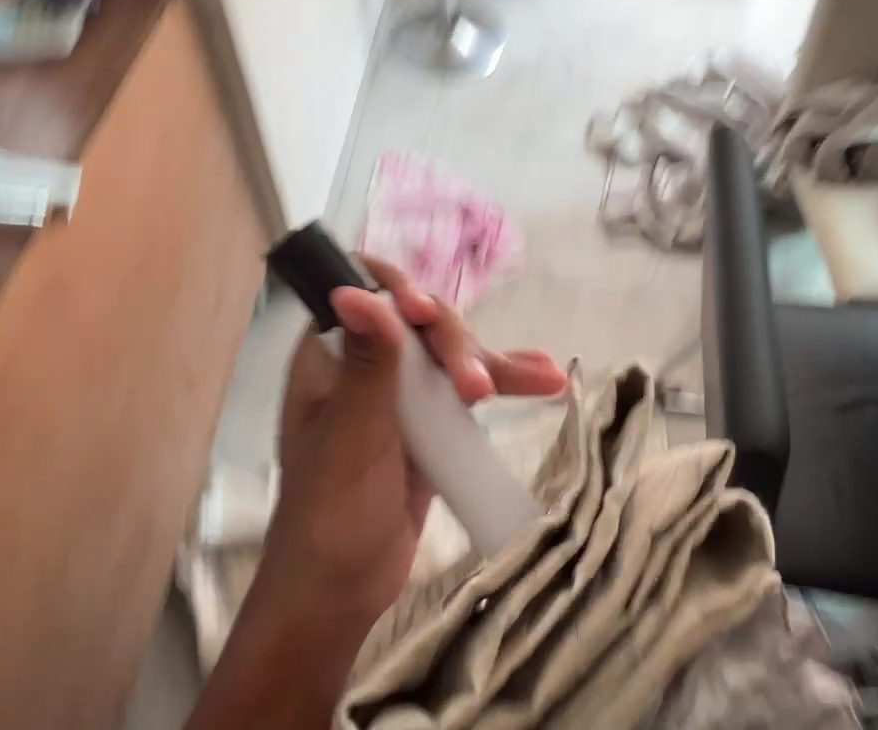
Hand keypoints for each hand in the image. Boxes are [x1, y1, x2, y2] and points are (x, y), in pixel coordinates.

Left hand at [256, 258, 567, 639]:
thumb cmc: (331, 511)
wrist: (342, 589)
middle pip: (422, 320)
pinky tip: (547, 376)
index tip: (424, 316)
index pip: (365, 291)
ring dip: (494, 362)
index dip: (399, 291)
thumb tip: (353, 289)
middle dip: (456, 344)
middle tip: (475, 388)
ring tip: (543, 379)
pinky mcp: (431, 419)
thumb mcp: (352, 434)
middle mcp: (366, 361)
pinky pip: (471, 387)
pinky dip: (507, 381)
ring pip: (453, 352)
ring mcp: (402, 391)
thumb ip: (368, 362)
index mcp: (330, 355)